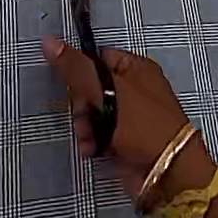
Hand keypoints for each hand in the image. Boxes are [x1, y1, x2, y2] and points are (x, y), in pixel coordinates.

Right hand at [43, 35, 215, 206]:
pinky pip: (99, 132)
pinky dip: (92, 140)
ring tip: (89, 138)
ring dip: (85, 126)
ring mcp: (129, 116)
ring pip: (92, 112)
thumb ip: (76, 69)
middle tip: (85, 116)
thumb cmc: (144, 125)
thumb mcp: (108, 92)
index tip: (73, 86)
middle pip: (91, 87)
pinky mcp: (124, 140)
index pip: (97, 59)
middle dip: (82, 106)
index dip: (81, 72)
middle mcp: (133, 88)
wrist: (169, 176)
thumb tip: (48, 41)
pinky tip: (92, 149)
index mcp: (135, 67)